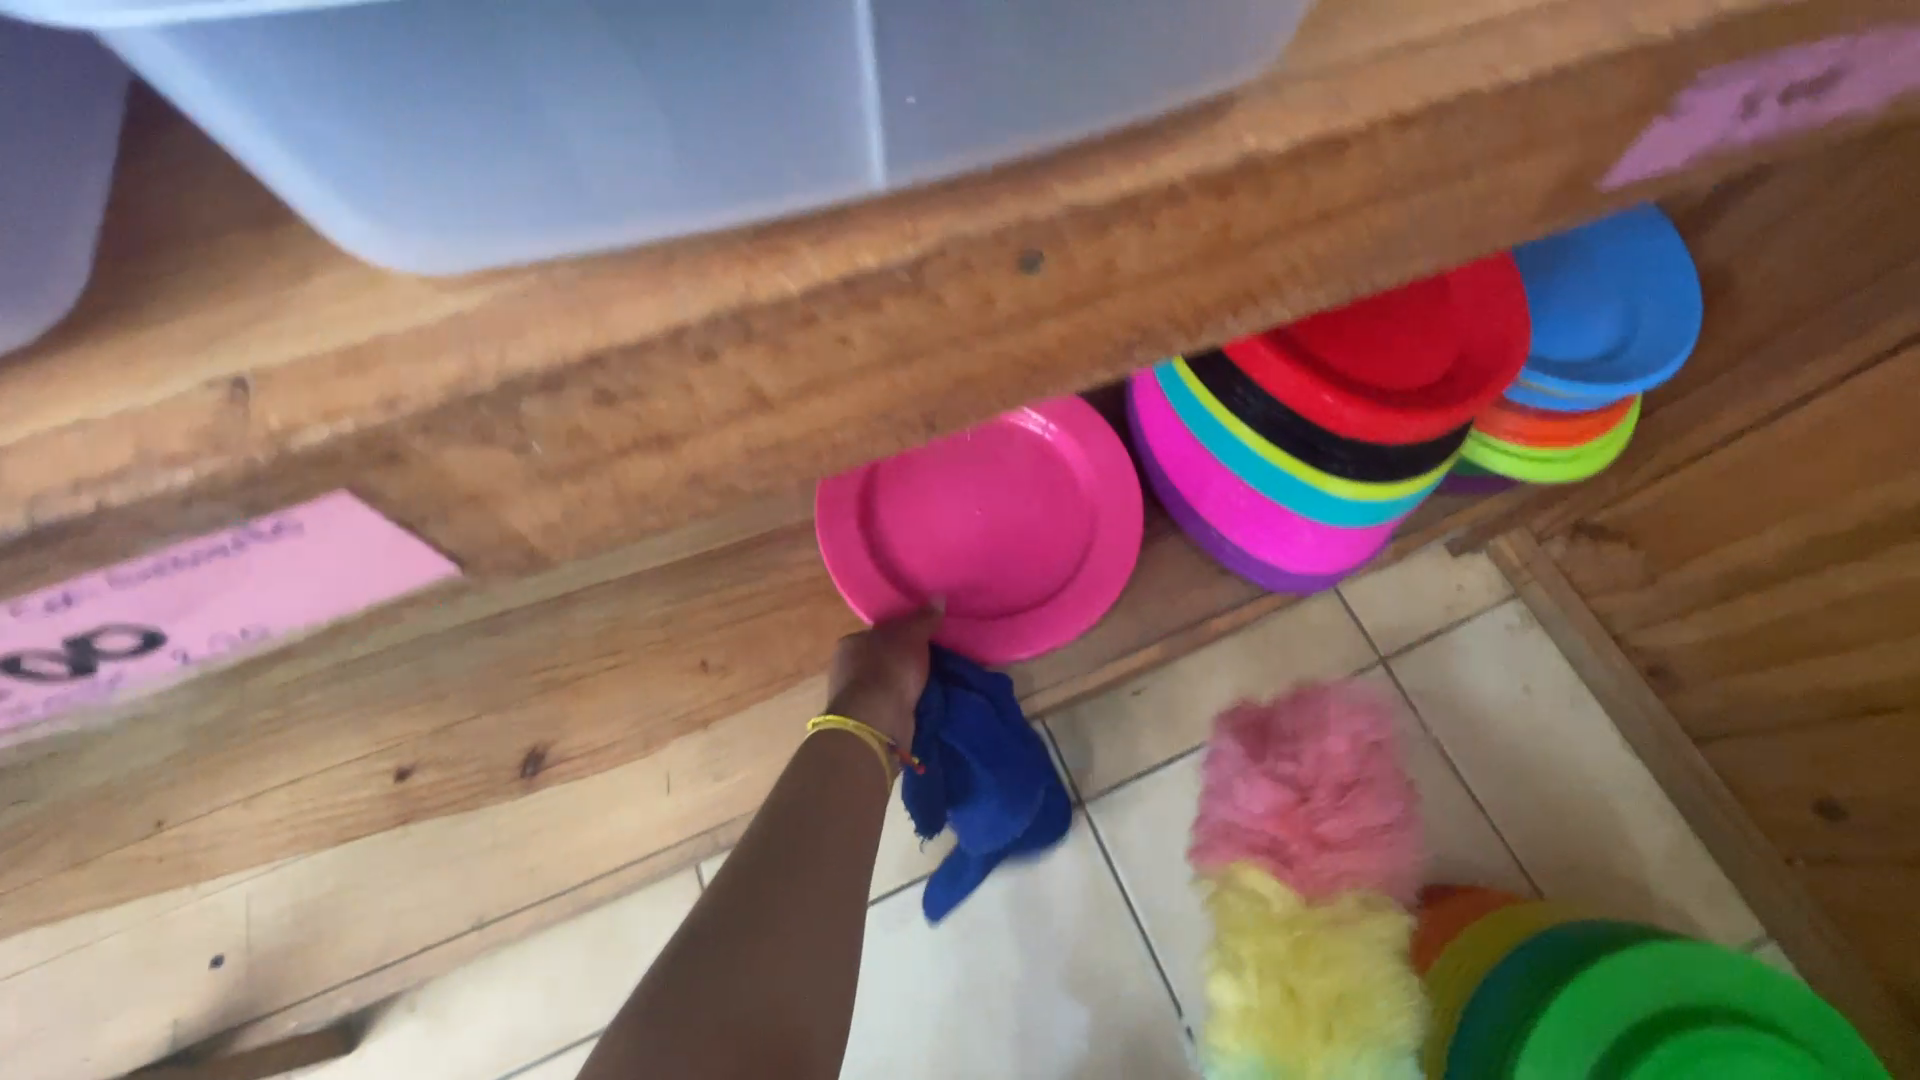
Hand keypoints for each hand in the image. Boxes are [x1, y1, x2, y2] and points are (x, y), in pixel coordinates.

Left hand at [826, 607, 940, 748]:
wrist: (878, 720)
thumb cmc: (889, 668)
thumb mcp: (911, 635)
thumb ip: (924, 618)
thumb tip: (939, 597)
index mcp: (850, 643)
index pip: (878, 633)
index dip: (900, 635)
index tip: (923, 640)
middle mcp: (846, 669)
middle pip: (883, 658)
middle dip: (904, 661)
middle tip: (932, 661)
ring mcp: (856, 698)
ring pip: (887, 684)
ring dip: (906, 685)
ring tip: (933, 683)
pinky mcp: (867, 721)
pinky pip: (891, 705)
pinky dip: (905, 704)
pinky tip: (922, 703)